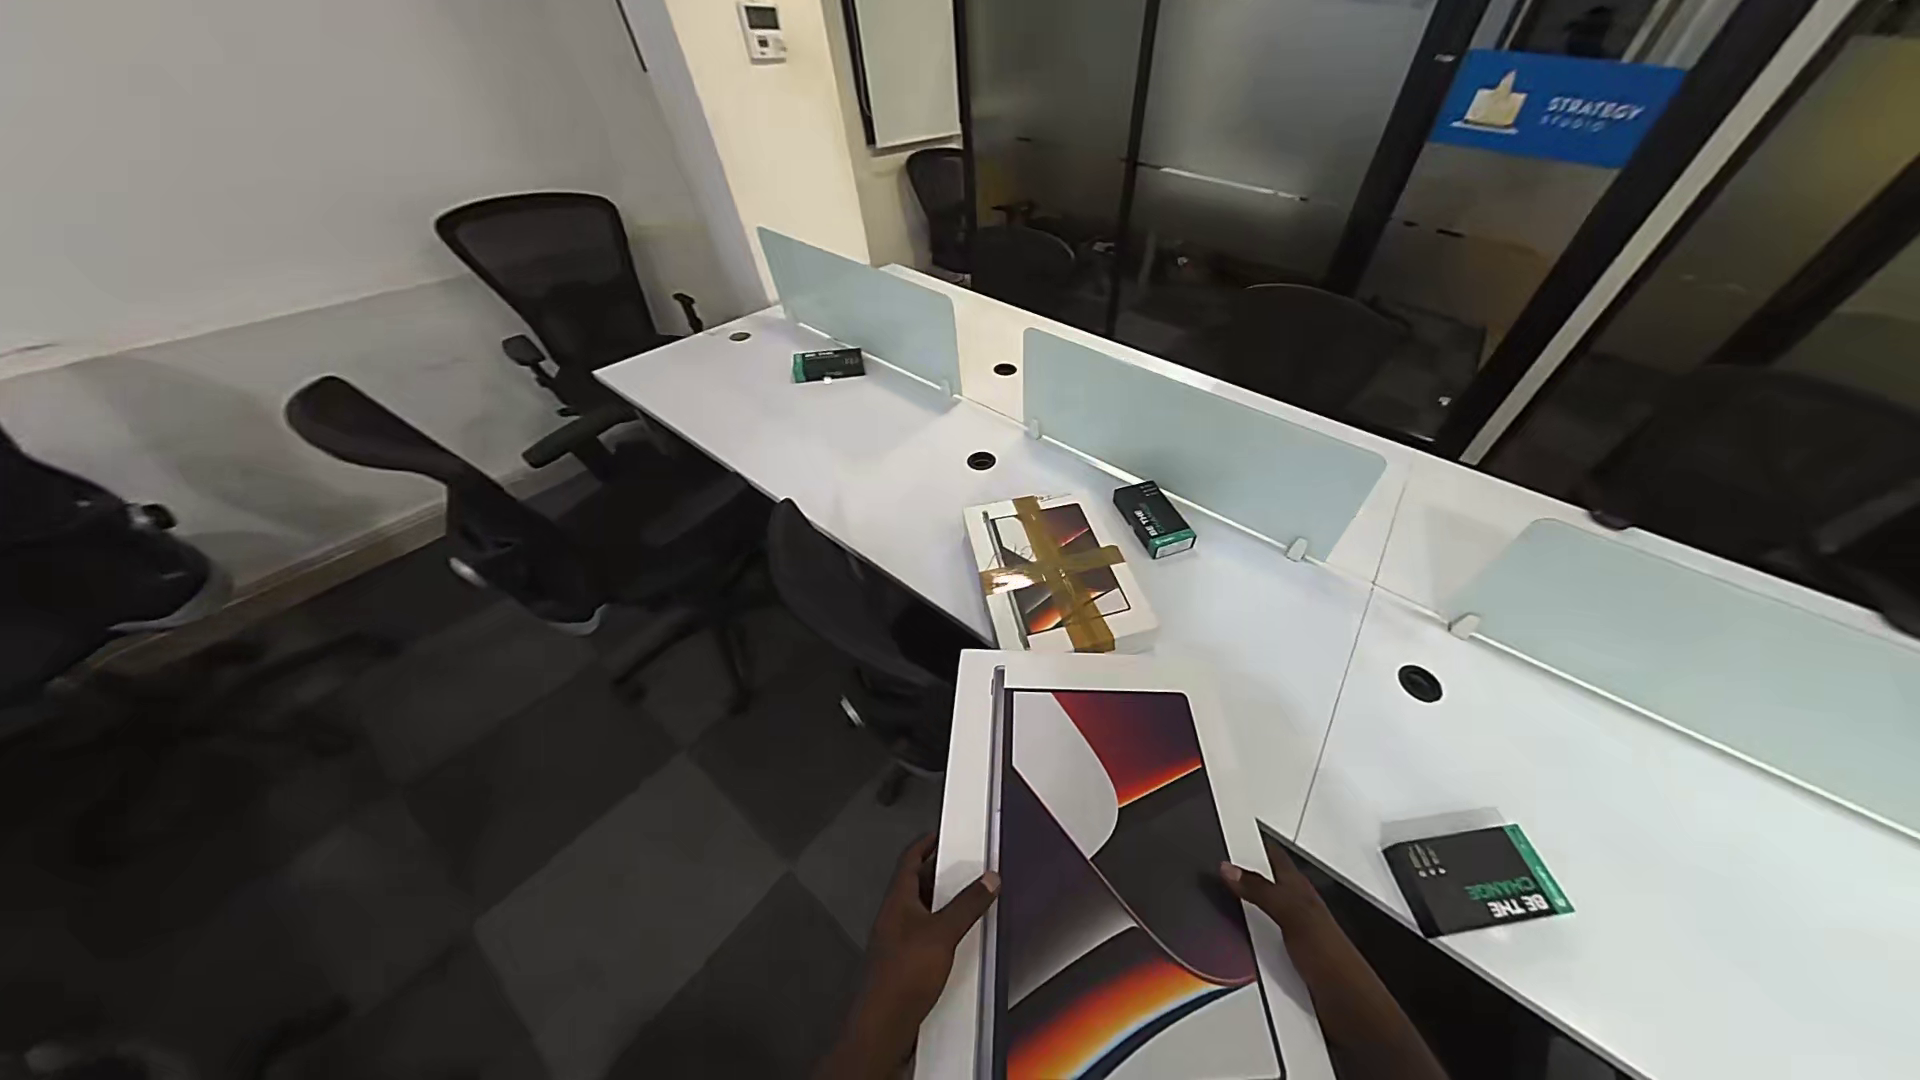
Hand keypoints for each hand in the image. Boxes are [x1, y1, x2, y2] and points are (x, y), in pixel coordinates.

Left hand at [815, 834, 998, 1078]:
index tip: (940, 834)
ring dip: (940, 902)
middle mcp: (893, 915)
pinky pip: (923, 934)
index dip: (926, 842)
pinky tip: (954, 940)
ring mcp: (896, 939)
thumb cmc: (900, 977)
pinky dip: (939, 929)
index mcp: (897, 898)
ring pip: (920, 909)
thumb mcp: (943, 933)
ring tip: (963, 901)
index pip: (909, 857)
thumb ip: (967, 904)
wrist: (883, 1026)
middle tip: (959, 867)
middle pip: (916, 882)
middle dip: (939, 873)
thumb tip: (987, 881)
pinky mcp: (903, 963)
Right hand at [1220, 836, 1450, 1079]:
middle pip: (1256, 883)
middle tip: (1209, 862)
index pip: (1268, 853)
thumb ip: (1263, 890)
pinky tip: (1229, 942)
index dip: (1248, 839)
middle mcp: (1291, 909)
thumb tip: (1229, 868)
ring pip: (1252, 913)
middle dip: (1235, 875)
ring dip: (1236, 910)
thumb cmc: (1344, 969)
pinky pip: (1251, 942)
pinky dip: (1240, 940)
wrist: (1358, 1022)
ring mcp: (1286, 935)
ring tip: (1214, 898)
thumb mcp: (1297, 918)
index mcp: (1298, 890)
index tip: (1224, 823)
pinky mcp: (1280, 961)